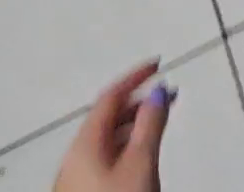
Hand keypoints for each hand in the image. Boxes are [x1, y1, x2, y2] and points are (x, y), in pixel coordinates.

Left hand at [55, 61, 175, 191]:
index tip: (159, 63)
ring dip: (134, 121)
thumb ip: (151, 123)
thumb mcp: (142, 162)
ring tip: (162, 117)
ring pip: (106, 138)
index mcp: (84, 144)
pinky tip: (143, 149)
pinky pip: (105, 156)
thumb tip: (157, 91)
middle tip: (168, 92)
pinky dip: (127, 142)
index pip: (109, 97)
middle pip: (106, 117)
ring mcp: (75, 179)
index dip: (135, 76)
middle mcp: (75, 158)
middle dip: (138, 99)